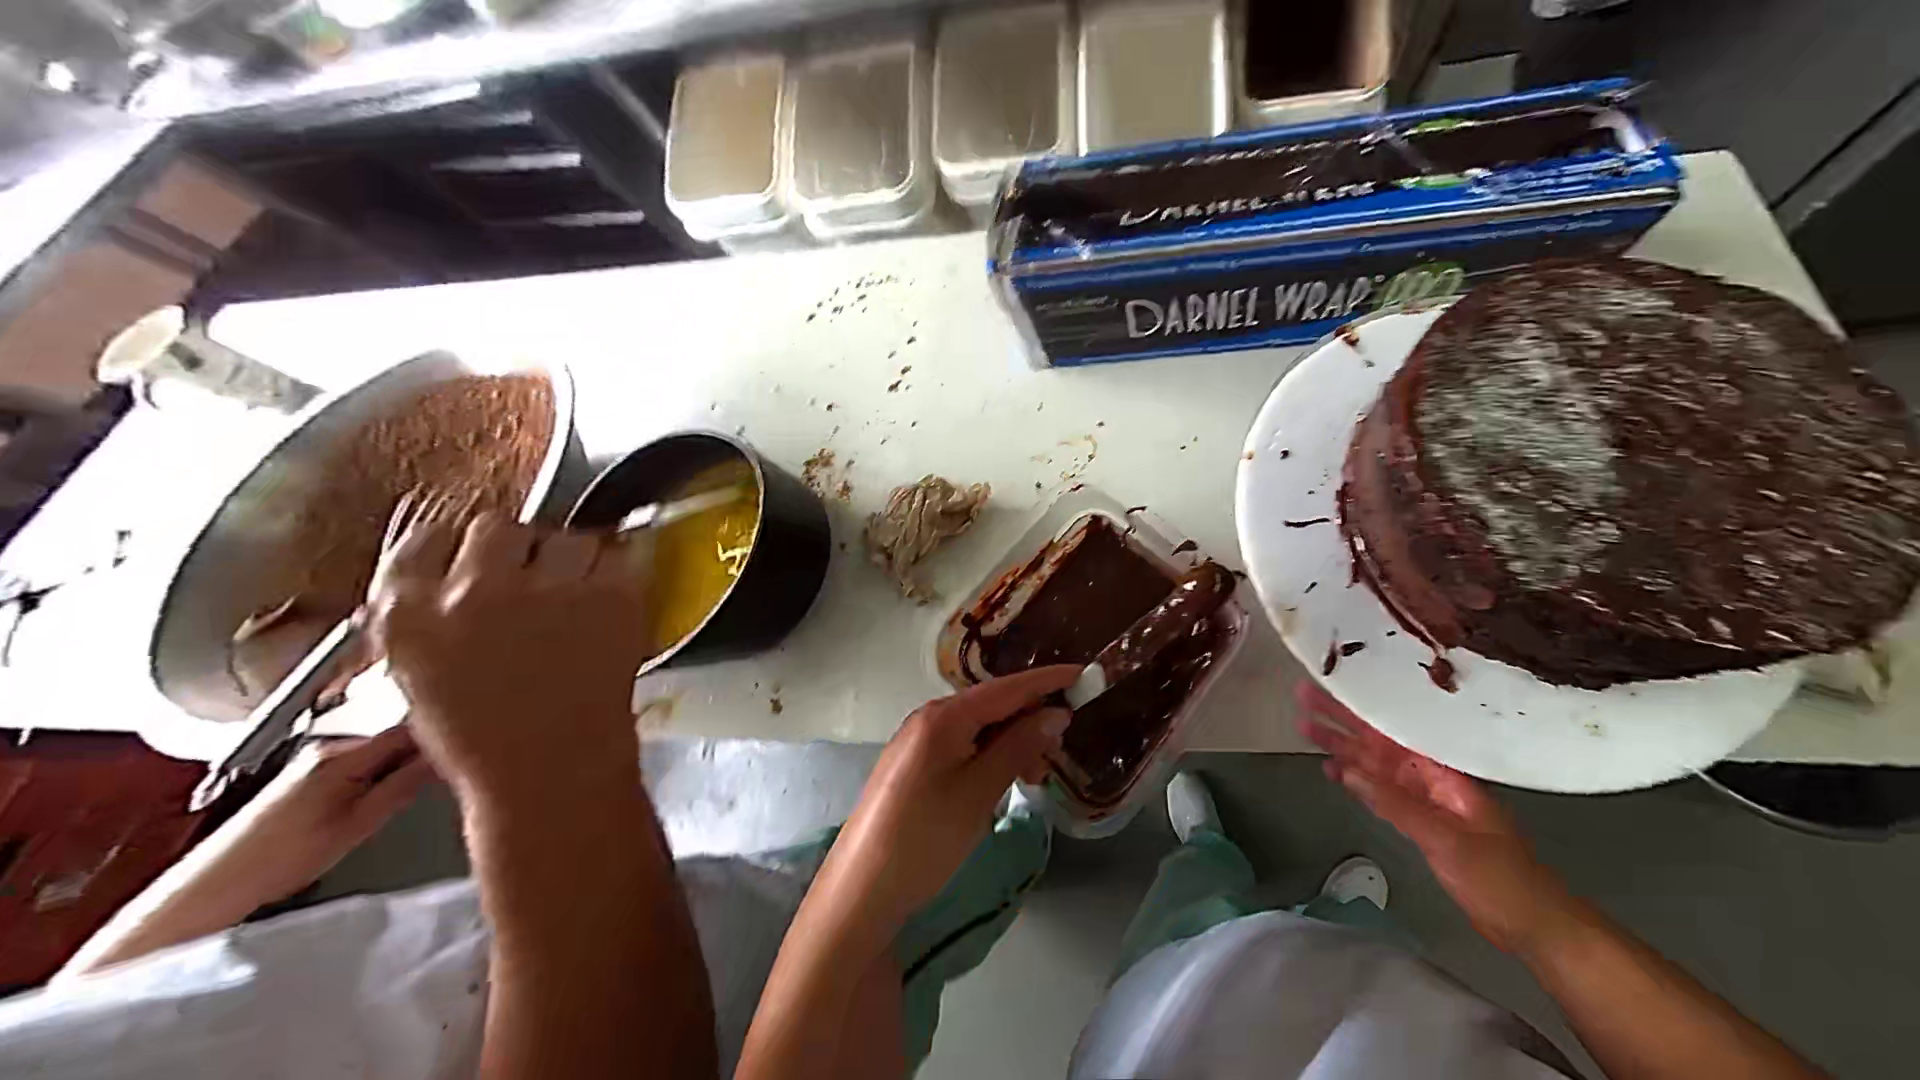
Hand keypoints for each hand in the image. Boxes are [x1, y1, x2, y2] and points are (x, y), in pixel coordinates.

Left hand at [207, 726, 437, 907]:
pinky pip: (362, 763)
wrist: (212, 888)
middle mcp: (329, 746)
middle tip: (454, 773)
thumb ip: (406, 783)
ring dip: (403, 766)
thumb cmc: (285, 859)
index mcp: (343, 753)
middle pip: (396, 739)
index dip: (444, 735)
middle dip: (425, 753)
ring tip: (422, 788)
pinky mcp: (307, 775)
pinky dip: (381, 775)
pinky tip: (385, 796)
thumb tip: (448, 756)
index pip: (411, 729)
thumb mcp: (360, 823)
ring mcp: (315, 759)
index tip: (471, 747)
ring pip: (380, 753)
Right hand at [368, 510, 651, 806]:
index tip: (484, 561)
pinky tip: (608, 608)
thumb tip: (457, 571)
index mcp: (408, 611)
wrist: (552, 769)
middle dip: (519, 550)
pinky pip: (615, 557)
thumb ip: (430, 613)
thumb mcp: (420, 672)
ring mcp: (545, 589)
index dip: (463, 548)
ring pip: (564, 537)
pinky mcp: (606, 594)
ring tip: (578, 601)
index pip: (430, 536)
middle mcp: (474, 589)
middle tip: (538, 583)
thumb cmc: (484, 736)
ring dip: (572, 561)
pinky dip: (616, 576)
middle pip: (499, 527)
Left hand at [818, 666, 1077, 939]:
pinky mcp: (913, 767)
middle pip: (990, 706)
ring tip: (1034, 777)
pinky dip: (989, 758)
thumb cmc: (925, 837)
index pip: (1005, 688)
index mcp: (943, 717)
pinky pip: (961, 747)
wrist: (862, 890)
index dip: (1045, 681)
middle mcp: (927, 719)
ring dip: (1011, 745)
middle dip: (1029, 721)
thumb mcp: (979, 792)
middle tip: (1059, 751)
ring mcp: (917, 743)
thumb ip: (1018, 747)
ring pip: (977, 730)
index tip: (1082, 674)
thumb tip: (1055, 714)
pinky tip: (1002, 782)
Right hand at [1295, 681, 1571, 953]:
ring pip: (1372, 763)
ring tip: (1303, 725)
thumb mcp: (1446, 838)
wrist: (1533, 926)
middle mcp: (1430, 777)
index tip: (1334, 683)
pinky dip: (1353, 779)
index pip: (1395, 728)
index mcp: (1444, 771)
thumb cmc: (1501, 878)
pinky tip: (1331, 769)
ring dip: (1340, 745)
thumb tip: (1346, 769)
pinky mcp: (1417, 820)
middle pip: (1377, 740)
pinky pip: (1377, 790)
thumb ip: (1395, 803)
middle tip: (1304, 694)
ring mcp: (1422, 799)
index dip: (1362, 705)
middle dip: (1341, 717)